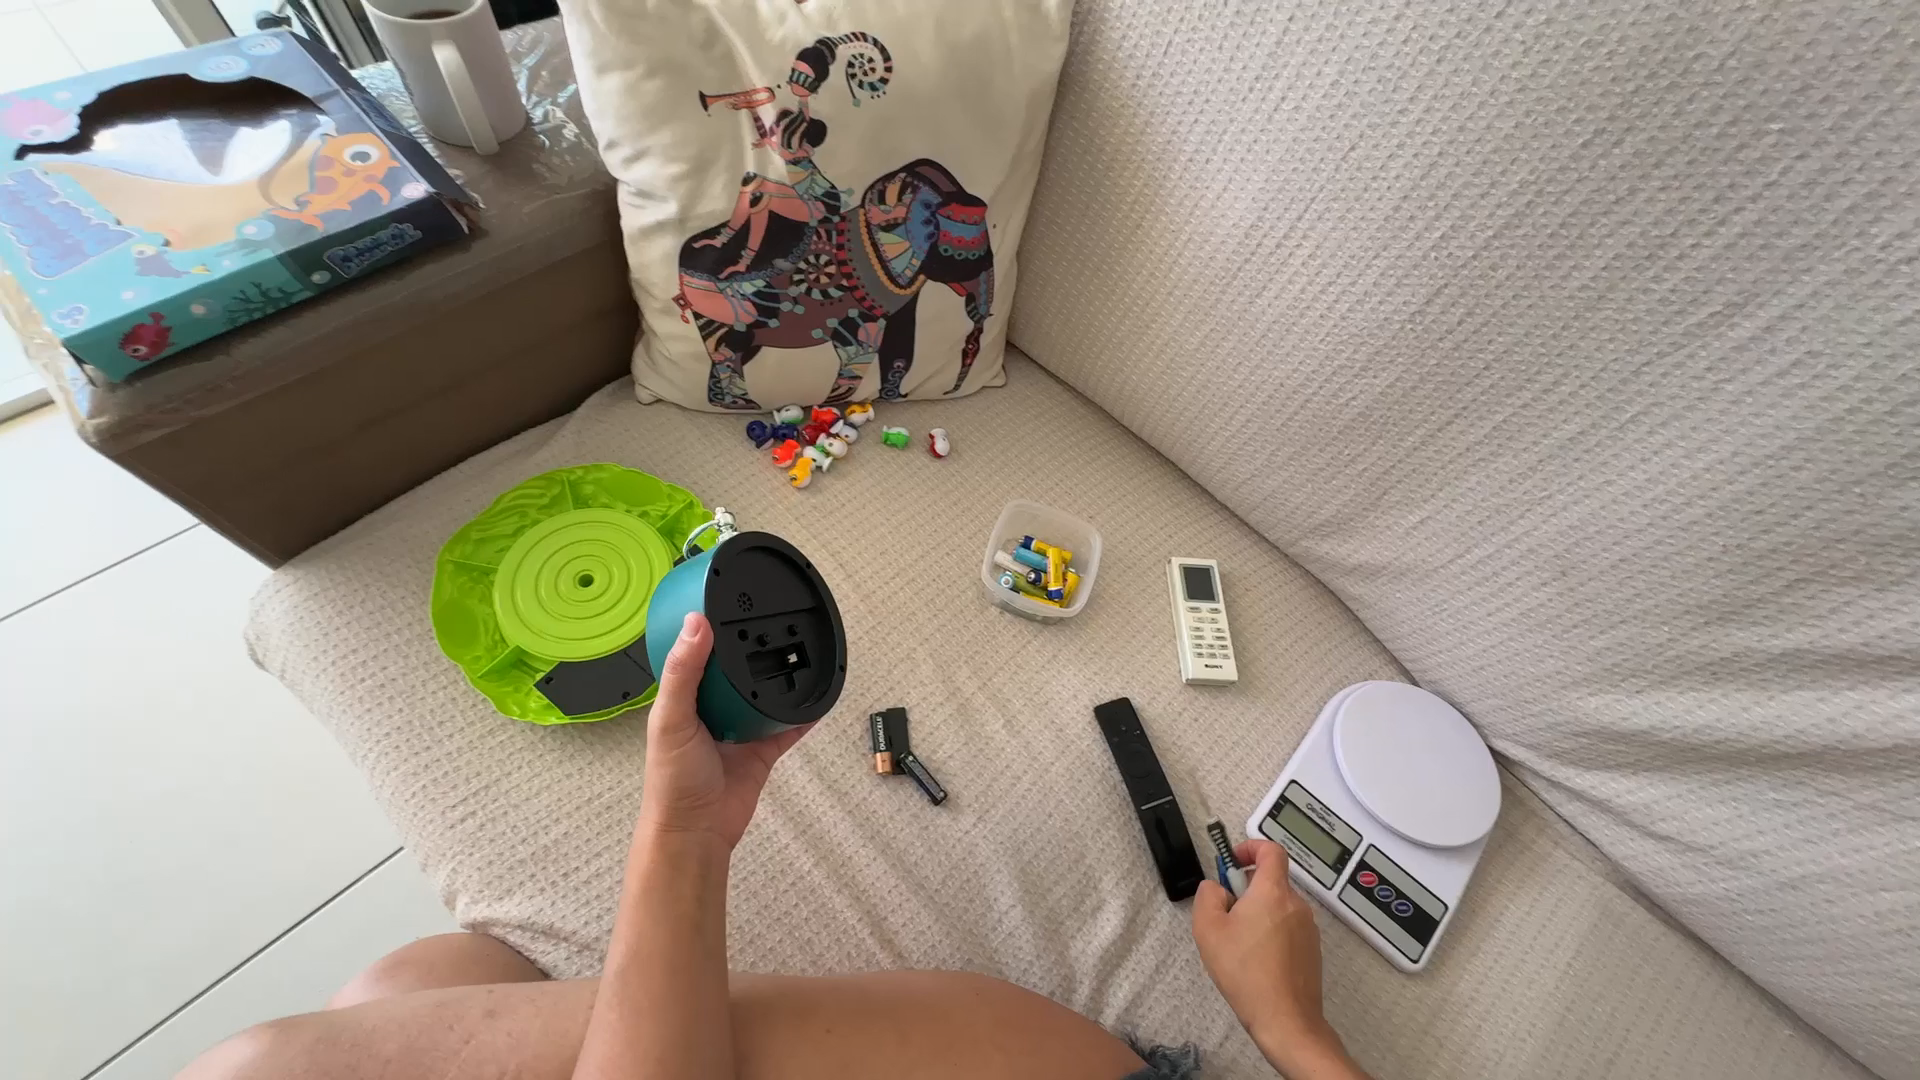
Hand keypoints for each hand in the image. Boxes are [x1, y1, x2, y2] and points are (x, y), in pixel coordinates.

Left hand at [638, 613, 811, 847]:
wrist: (698, 831)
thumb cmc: (673, 779)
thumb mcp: (672, 719)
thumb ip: (683, 672)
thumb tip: (696, 623)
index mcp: (687, 698)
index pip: (699, 654)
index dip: (710, 629)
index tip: (727, 602)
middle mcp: (715, 708)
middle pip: (737, 671)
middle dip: (750, 649)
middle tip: (771, 622)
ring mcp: (742, 728)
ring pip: (766, 694)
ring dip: (779, 676)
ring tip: (797, 650)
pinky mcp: (765, 749)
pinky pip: (790, 725)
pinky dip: (805, 712)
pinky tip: (821, 695)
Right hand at [1193, 840, 1366, 1078]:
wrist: (1286, 1022)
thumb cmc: (1245, 971)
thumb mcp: (1208, 928)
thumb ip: (1208, 895)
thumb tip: (1217, 888)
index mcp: (1273, 892)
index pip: (1271, 850)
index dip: (1251, 848)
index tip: (1232, 861)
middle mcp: (1297, 905)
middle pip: (1271, 880)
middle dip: (1246, 887)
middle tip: (1226, 911)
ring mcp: (1309, 929)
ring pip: (1278, 905)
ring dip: (1258, 911)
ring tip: (1239, 940)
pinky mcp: (1312, 951)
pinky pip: (1288, 926)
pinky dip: (1271, 931)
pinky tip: (1256, 958)